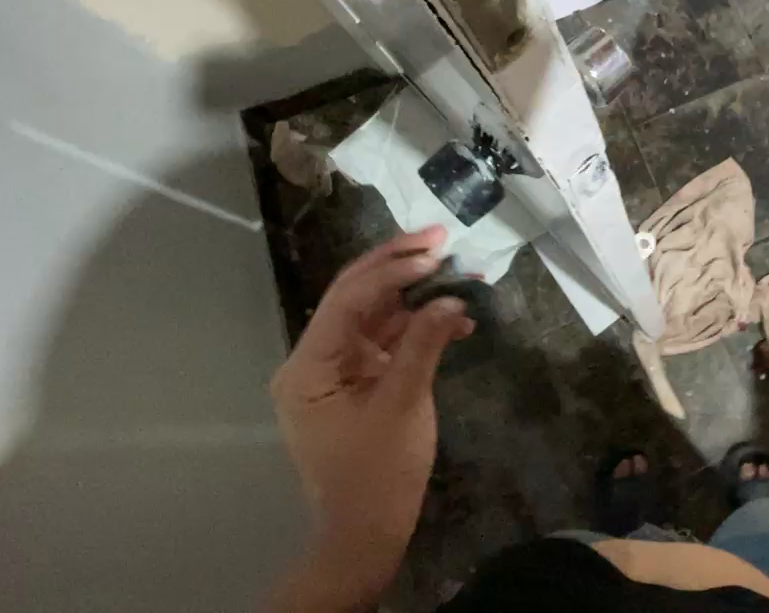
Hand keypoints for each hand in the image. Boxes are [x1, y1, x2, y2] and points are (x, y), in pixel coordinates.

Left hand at [269, 227, 474, 612]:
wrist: (367, 532)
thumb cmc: (377, 474)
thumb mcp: (403, 405)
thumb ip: (425, 344)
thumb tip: (453, 298)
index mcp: (309, 367)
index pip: (347, 300)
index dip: (391, 271)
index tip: (434, 253)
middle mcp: (317, 358)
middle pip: (357, 295)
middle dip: (399, 264)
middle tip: (440, 236)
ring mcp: (340, 367)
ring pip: (377, 311)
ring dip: (418, 293)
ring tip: (459, 271)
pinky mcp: (362, 377)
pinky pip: (390, 338)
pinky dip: (421, 326)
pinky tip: (457, 321)